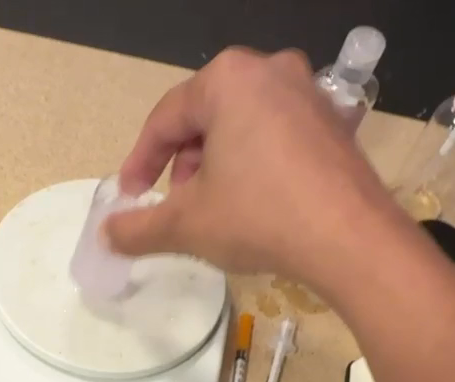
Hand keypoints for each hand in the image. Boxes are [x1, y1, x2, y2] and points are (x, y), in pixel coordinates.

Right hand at [104, 48, 393, 287]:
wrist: (348, 237)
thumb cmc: (258, 217)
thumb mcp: (185, 225)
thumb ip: (138, 228)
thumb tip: (106, 234)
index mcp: (226, 80)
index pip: (165, 119)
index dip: (139, 162)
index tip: (129, 197)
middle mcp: (270, 70)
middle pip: (205, 117)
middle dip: (182, 163)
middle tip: (174, 204)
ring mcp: (308, 92)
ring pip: (242, 125)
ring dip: (217, 165)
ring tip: (213, 209)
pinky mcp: (333, 122)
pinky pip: (276, 136)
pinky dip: (253, 165)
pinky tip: (253, 204)